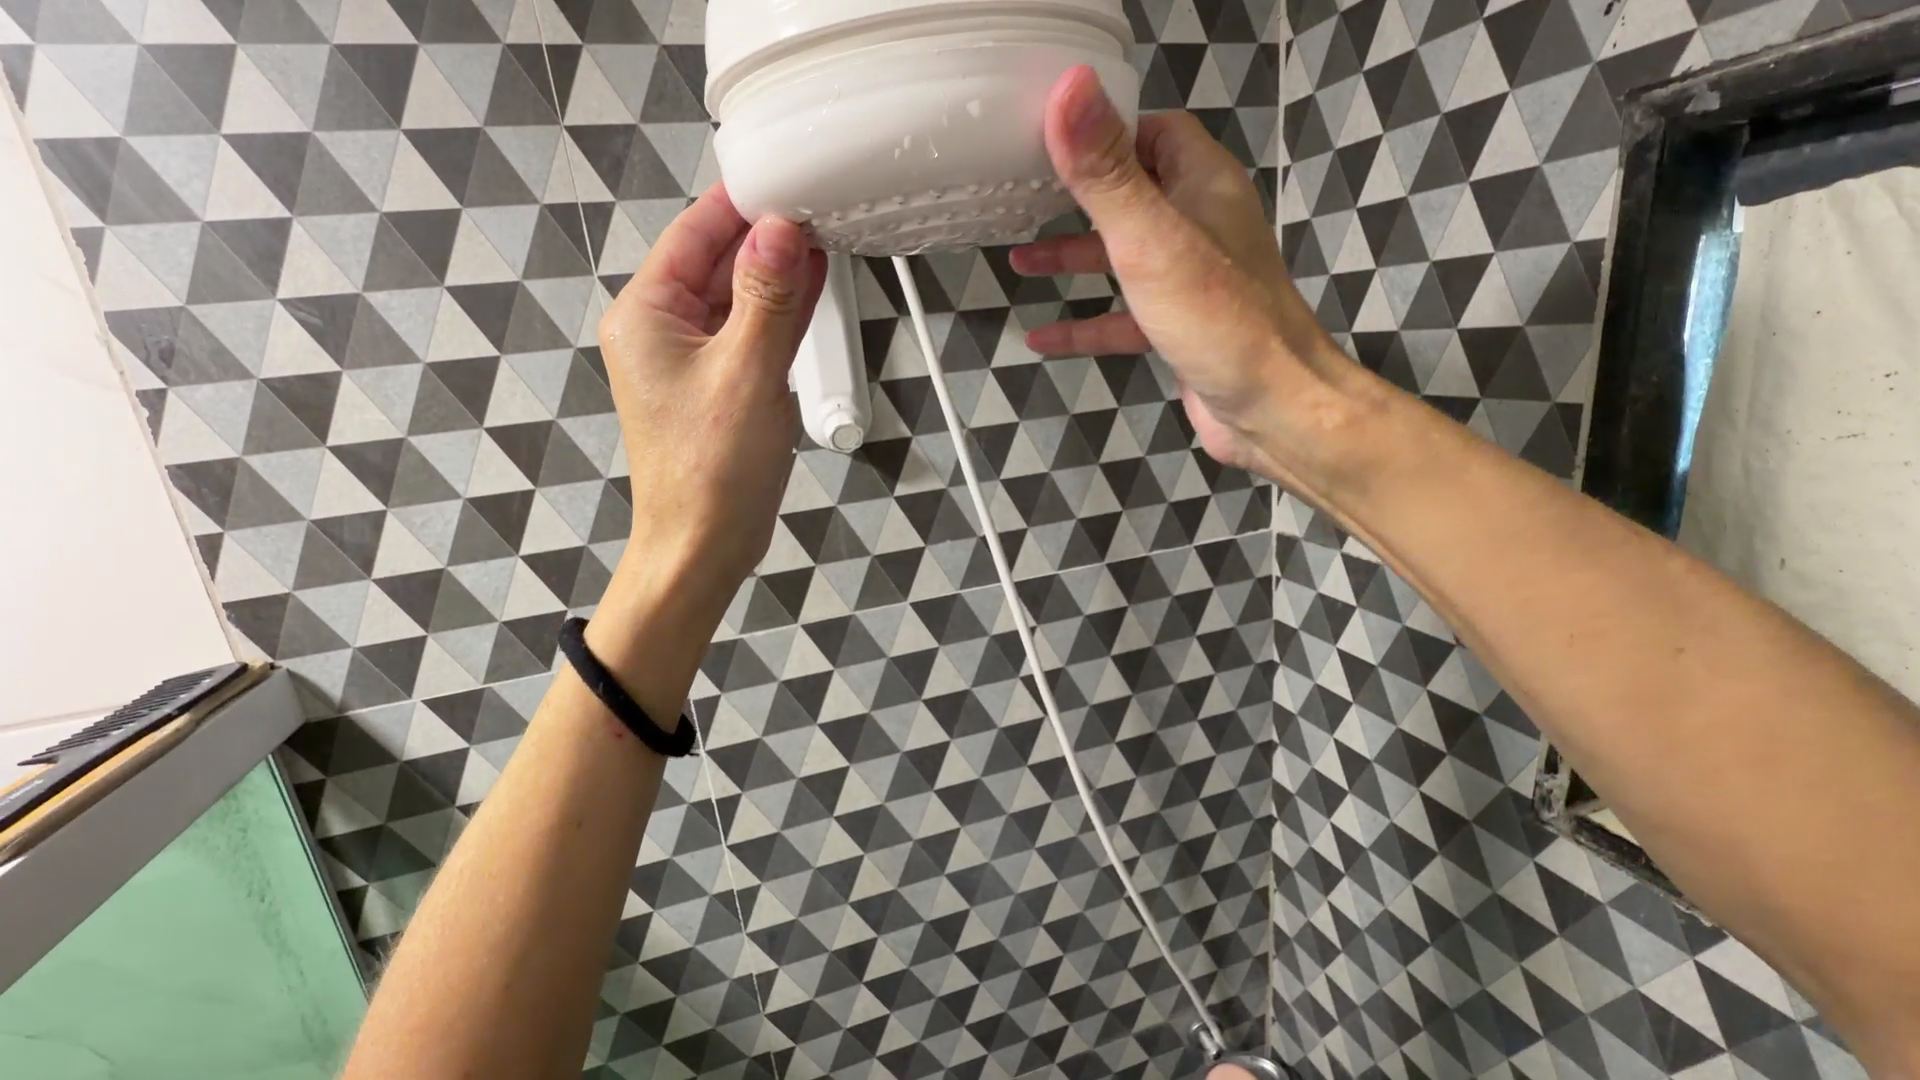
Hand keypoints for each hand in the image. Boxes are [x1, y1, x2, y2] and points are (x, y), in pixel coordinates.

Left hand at [596, 186, 824, 633]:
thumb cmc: (708, 475)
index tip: (786, 179)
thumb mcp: (746, 373)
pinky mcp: (718, 385)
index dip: (742, 205)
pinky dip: (780, 315)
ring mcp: (691, 360)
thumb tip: (781, 231)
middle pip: (718, 262)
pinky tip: (812, 294)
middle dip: (768, 240)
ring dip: (778, 277)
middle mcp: (662, 332)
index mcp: (647, 316)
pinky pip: (750, 333)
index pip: (694, 233)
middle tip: (819, 212)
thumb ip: (768, 298)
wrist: (704, 547)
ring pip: (739, 298)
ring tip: (824, 246)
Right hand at [1012, 67, 1375, 498]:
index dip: (1105, 129)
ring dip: (1074, 258)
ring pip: (1124, 257)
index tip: (1050, 139)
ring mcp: (1192, 280)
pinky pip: (1124, 317)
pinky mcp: (1181, 329)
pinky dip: (1086, 323)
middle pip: (1133, 193)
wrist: (1274, 410)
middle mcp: (1200, 225)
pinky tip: (1041, 340)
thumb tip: (1068, 88)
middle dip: (1078, 195)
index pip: (1154, 131)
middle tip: (1023, 195)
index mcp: (1202, 186)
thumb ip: (1106, 172)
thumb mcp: (1150, 239)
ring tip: (1019, 261)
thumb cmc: (1217, 318)